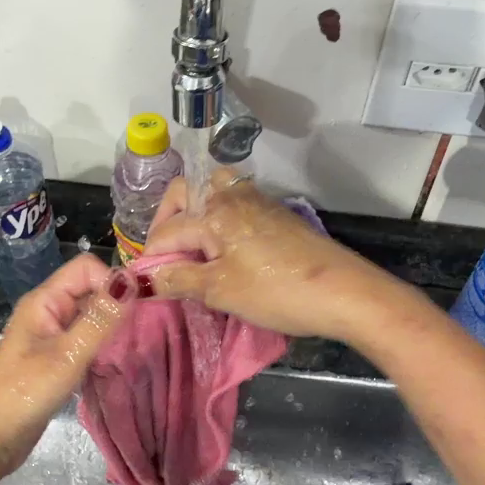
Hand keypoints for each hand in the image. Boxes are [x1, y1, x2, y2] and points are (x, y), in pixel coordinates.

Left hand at [0, 254, 131, 474]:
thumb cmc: (24, 394)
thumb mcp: (67, 355)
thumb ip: (100, 319)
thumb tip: (133, 282)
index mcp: (44, 301)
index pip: (87, 268)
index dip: (113, 281)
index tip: (140, 307)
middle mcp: (48, 311)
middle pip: (91, 289)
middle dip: (118, 302)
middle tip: (147, 328)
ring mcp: (52, 336)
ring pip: (91, 316)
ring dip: (113, 326)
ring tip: (137, 344)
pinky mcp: (57, 358)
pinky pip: (87, 339)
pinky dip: (104, 345)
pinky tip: (118, 361)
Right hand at [141, 169, 415, 341]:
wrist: (343, 291)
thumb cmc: (276, 292)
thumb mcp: (220, 291)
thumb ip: (179, 279)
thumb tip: (146, 278)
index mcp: (213, 211)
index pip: (167, 230)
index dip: (150, 257)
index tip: (141, 282)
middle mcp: (232, 195)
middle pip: (185, 193)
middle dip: (167, 220)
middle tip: (164, 255)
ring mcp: (257, 201)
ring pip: (212, 192)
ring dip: (194, 213)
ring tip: (192, 248)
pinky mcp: (275, 214)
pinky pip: (234, 204)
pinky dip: (218, 219)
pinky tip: (222, 250)